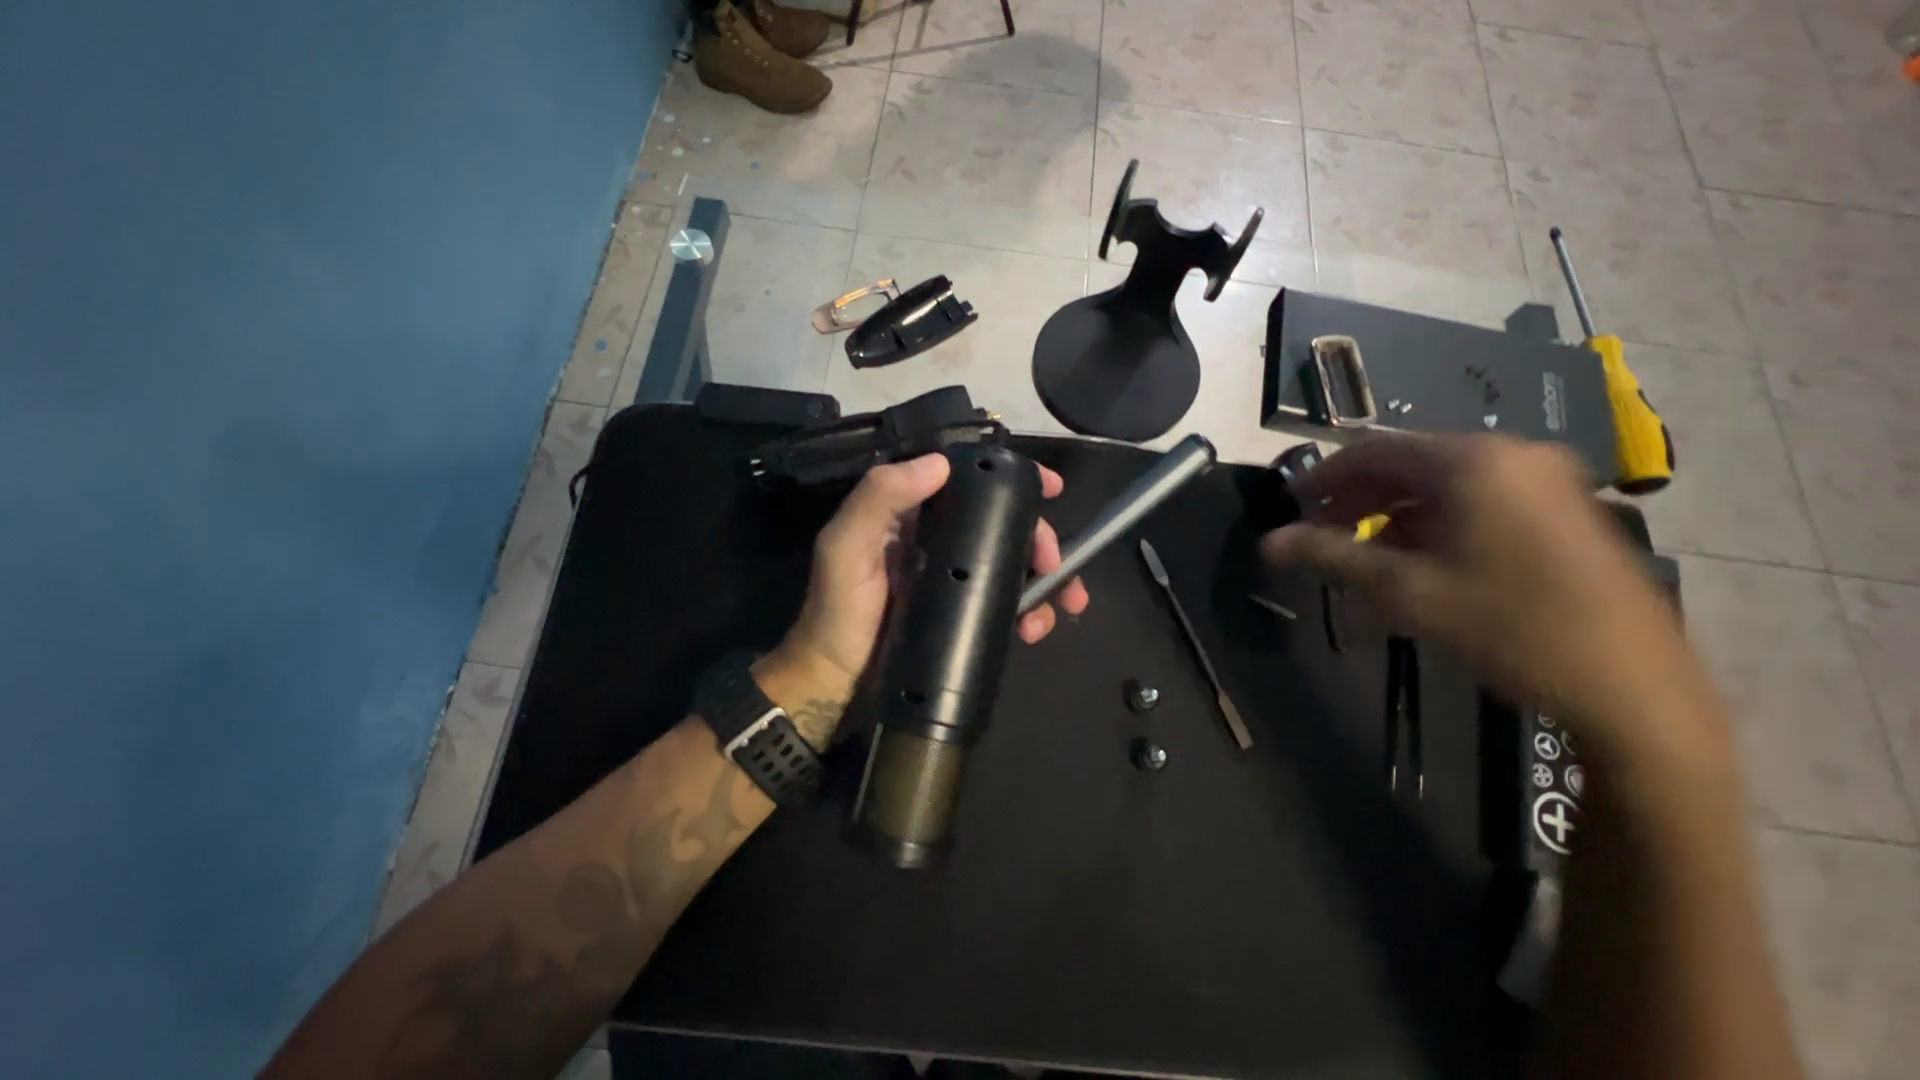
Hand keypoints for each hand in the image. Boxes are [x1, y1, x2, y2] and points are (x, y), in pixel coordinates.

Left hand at [758, 453, 1089, 744]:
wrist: (836, 682)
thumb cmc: (837, 611)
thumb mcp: (846, 547)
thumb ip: (880, 498)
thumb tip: (941, 463)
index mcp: (911, 512)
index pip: (968, 481)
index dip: (1012, 481)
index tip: (1050, 487)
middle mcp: (937, 538)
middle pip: (1003, 524)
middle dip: (1039, 538)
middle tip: (1054, 563)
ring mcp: (954, 577)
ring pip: (1012, 563)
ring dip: (1047, 579)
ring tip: (1065, 603)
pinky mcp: (963, 613)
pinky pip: (1007, 603)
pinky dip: (1031, 612)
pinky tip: (1035, 629)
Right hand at [1260, 434, 1714, 758]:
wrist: (1633, 685)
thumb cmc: (1509, 629)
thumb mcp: (1408, 593)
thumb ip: (1334, 557)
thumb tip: (1269, 543)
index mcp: (1470, 461)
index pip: (1373, 449)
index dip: (1323, 477)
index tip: (1289, 509)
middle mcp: (1510, 454)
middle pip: (1410, 464)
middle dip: (1358, 499)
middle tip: (1320, 537)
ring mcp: (1546, 480)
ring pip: (1446, 485)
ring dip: (1396, 515)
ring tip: (1364, 560)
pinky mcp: (1565, 510)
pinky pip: (1482, 502)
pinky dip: (1439, 525)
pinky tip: (1420, 567)